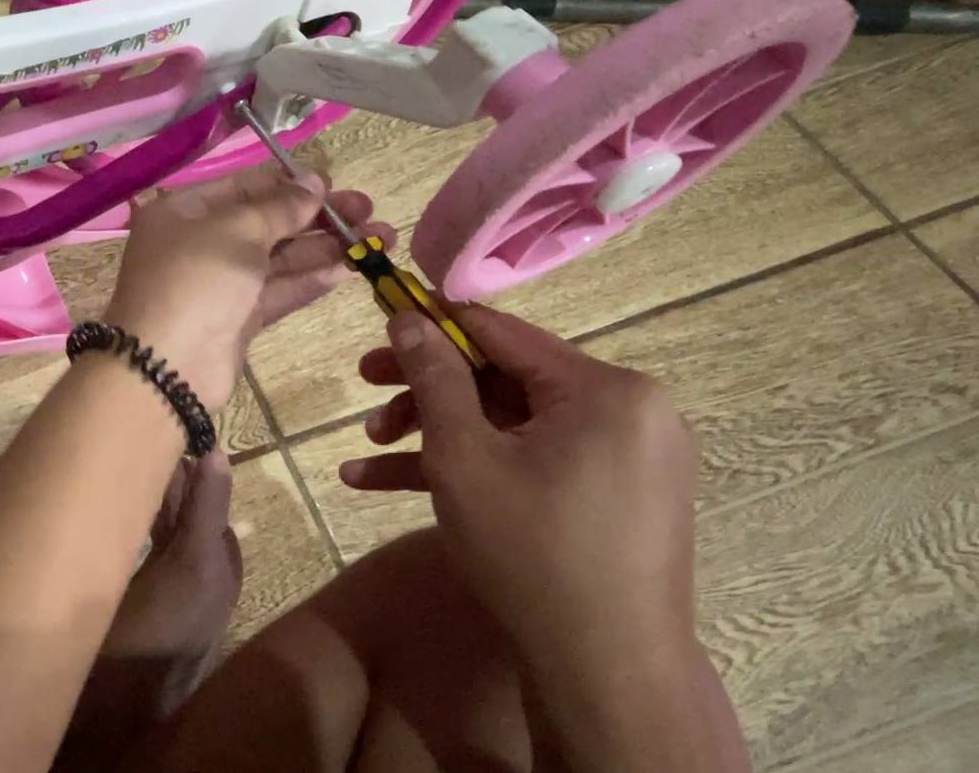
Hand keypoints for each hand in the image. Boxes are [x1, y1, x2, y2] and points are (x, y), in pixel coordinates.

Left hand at [103, 163, 394, 411]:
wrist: (168, 366)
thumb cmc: (196, 280)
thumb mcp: (236, 230)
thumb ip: (278, 206)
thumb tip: (313, 182)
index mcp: (183, 212)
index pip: (242, 187)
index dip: (288, 184)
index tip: (334, 185)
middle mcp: (197, 243)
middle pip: (264, 222)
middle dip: (316, 217)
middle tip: (368, 211)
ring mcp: (218, 284)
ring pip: (277, 258)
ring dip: (324, 248)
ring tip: (379, 239)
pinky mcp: (236, 319)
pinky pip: (277, 291)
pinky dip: (309, 280)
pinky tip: (348, 269)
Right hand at [340, 306, 700, 674]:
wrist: (605, 671)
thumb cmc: (530, 550)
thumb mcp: (462, 454)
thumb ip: (434, 376)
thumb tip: (409, 317)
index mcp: (606, 391)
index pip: (502, 333)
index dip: (434, 325)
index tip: (380, 323)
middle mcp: (626, 413)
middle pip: (501, 380)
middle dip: (424, 389)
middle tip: (363, 387)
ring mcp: (621, 458)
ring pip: (507, 424)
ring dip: (433, 433)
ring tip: (367, 450)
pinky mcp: (607, 495)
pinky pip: (528, 461)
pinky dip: (468, 468)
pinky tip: (386, 484)